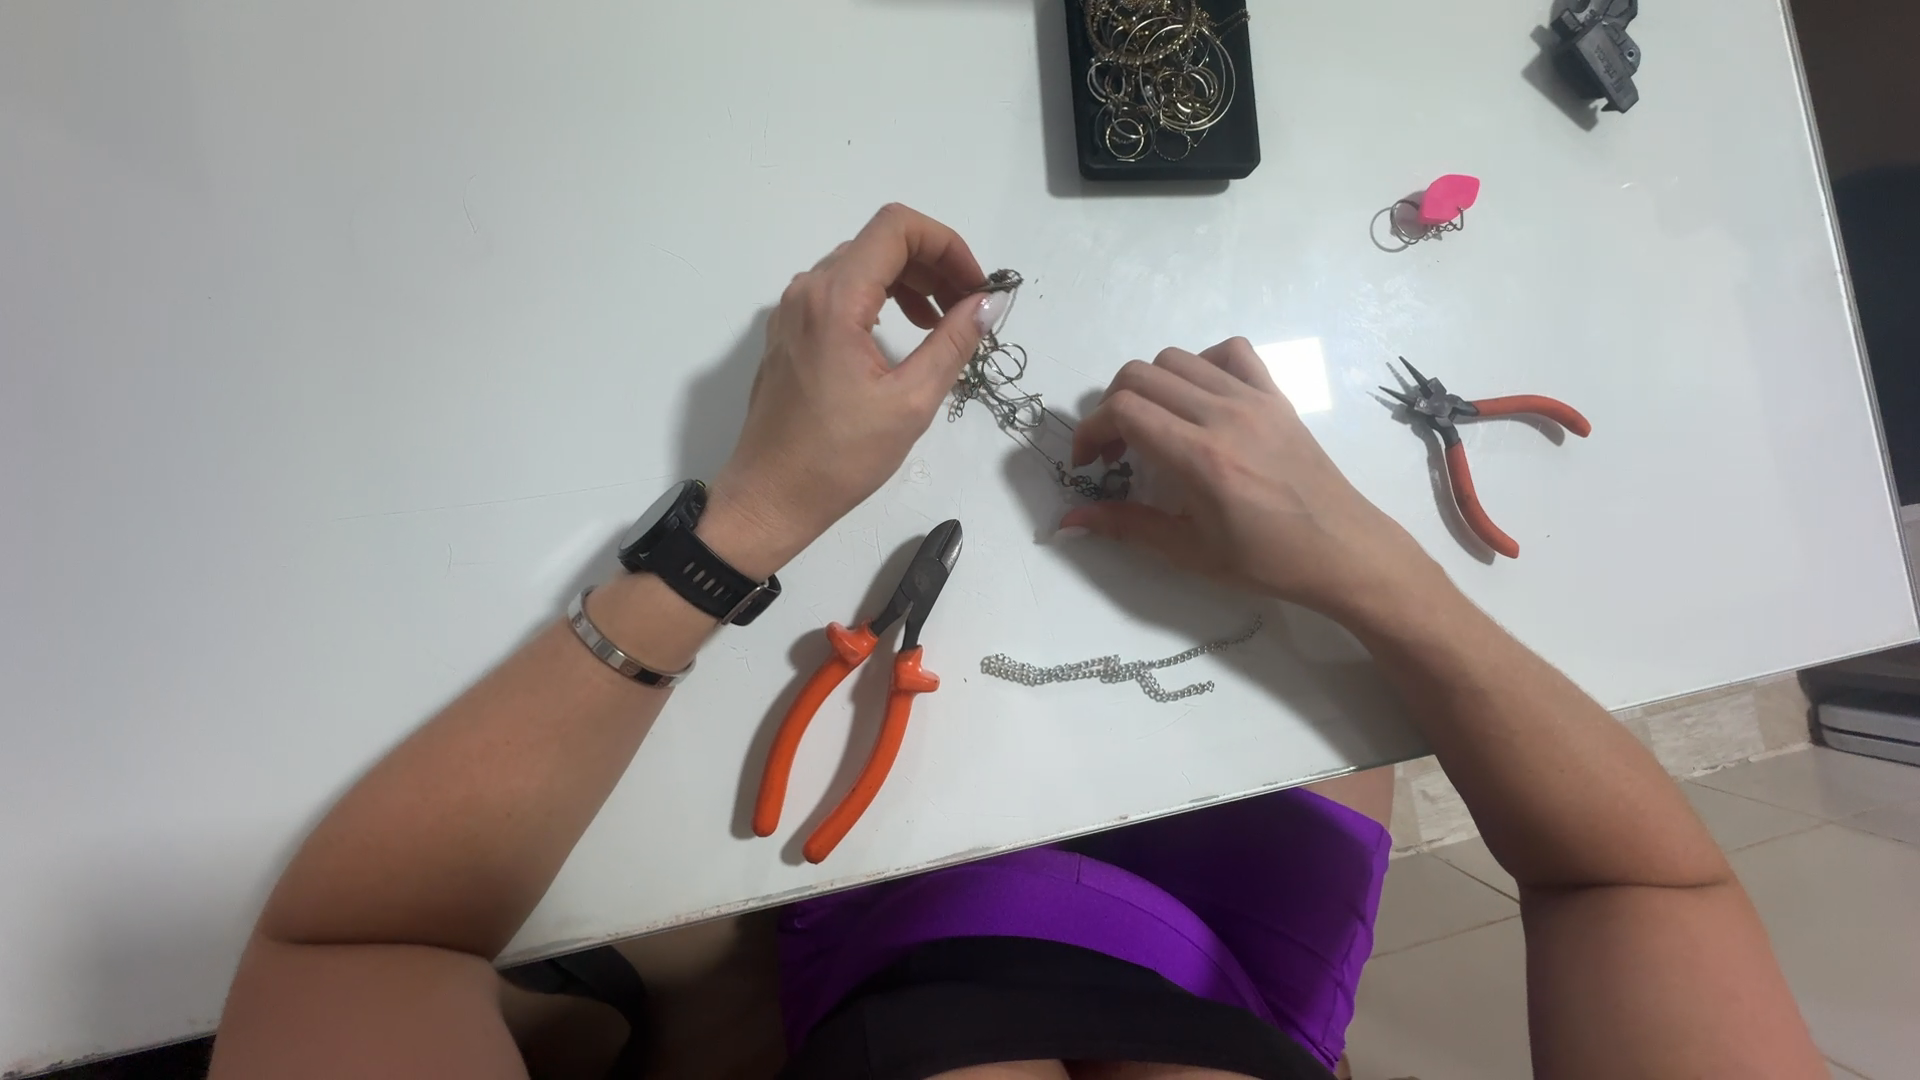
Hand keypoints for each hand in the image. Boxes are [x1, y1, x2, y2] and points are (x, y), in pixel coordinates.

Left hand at [702, 204, 992, 576]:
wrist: (772, 497)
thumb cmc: (840, 459)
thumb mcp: (911, 402)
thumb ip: (954, 342)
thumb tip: (990, 304)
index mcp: (835, 299)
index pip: (897, 227)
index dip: (948, 245)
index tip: (975, 288)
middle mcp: (806, 291)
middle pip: (879, 243)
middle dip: (933, 265)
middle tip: (968, 309)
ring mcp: (791, 312)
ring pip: (859, 267)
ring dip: (908, 283)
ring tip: (941, 324)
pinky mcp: (788, 334)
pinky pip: (838, 295)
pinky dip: (878, 301)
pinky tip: (900, 337)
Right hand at [1061, 337, 1446, 623]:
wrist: (1342, 550)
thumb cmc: (1264, 560)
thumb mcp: (1187, 551)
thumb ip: (1124, 526)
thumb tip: (1066, 523)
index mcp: (1200, 458)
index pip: (1123, 410)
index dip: (1090, 430)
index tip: (1089, 462)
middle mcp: (1224, 416)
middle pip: (1140, 375)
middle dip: (1110, 407)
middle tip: (1115, 449)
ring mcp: (1254, 399)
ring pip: (1177, 358)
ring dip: (1148, 387)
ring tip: (1152, 426)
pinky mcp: (1276, 396)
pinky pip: (1230, 352)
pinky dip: (1200, 365)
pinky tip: (1198, 400)